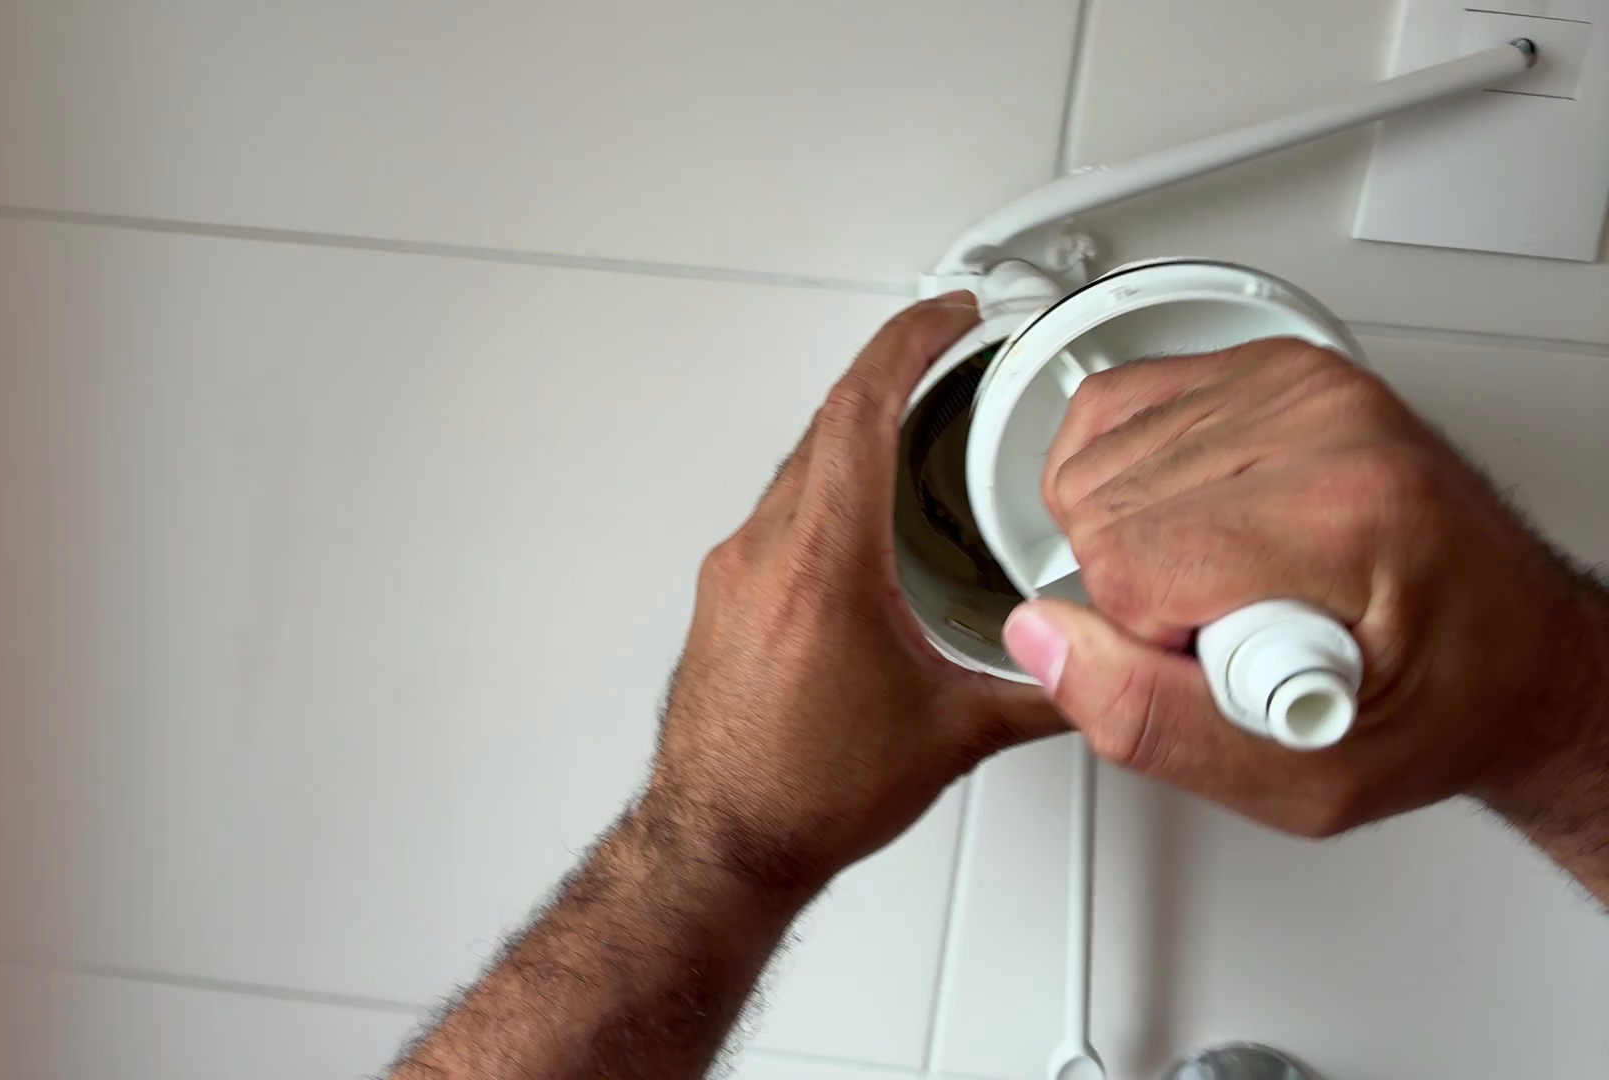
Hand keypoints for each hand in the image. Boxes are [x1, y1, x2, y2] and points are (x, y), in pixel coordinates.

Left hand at [642, 293, 1061, 895]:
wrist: (723, 831)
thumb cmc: (802, 789)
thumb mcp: (947, 732)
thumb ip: (1038, 693)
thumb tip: (1088, 674)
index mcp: (820, 564)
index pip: (857, 411)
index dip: (904, 345)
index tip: (941, 316)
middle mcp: (763, 553)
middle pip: (826, 427)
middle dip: (886, 382)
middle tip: (938, 363)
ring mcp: (732, 570)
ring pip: (796, 469)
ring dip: (852, 439)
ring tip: (908, 435)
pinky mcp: (722, 593)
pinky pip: (775, 513)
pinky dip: (822, 491)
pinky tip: (856, 522)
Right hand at [1000, 339, 1608, 846]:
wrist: (1506, 644)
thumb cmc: (1428, 704)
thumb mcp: (1298, 779)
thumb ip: (1144, 718)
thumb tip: (1039, 634)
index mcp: (1351, 515)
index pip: (1127, 572)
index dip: (1144, 641)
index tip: (1227, 655)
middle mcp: (1319, 423)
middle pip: (1096, 519)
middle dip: (1130, 592)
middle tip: (1223, 617)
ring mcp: (1282, 384)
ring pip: (1084, 476)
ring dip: (1119, 540)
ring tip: (1208, 569)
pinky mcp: (1247, 369)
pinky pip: (1099, 413)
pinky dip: (1103, 477)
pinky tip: (1166, 513)